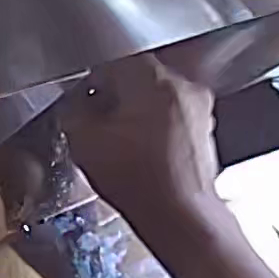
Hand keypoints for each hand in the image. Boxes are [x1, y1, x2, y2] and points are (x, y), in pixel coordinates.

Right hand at [62, 52, 219, 221]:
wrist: (180, 217)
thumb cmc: (134, 176)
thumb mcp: (83, 139)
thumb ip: (73, 110)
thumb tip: (75, 103)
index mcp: (153, 79)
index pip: (114, 60)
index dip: (90, 79)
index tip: (79, 98)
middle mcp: (183, 86)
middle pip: (138, 75)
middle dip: (113, 94)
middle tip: (94, 118)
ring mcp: (200, 109)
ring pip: (156, 95)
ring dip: (134, 110)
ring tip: (115, 137)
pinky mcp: (205, 132)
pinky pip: (171, 115)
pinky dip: (152, 126)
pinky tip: (136, 150)